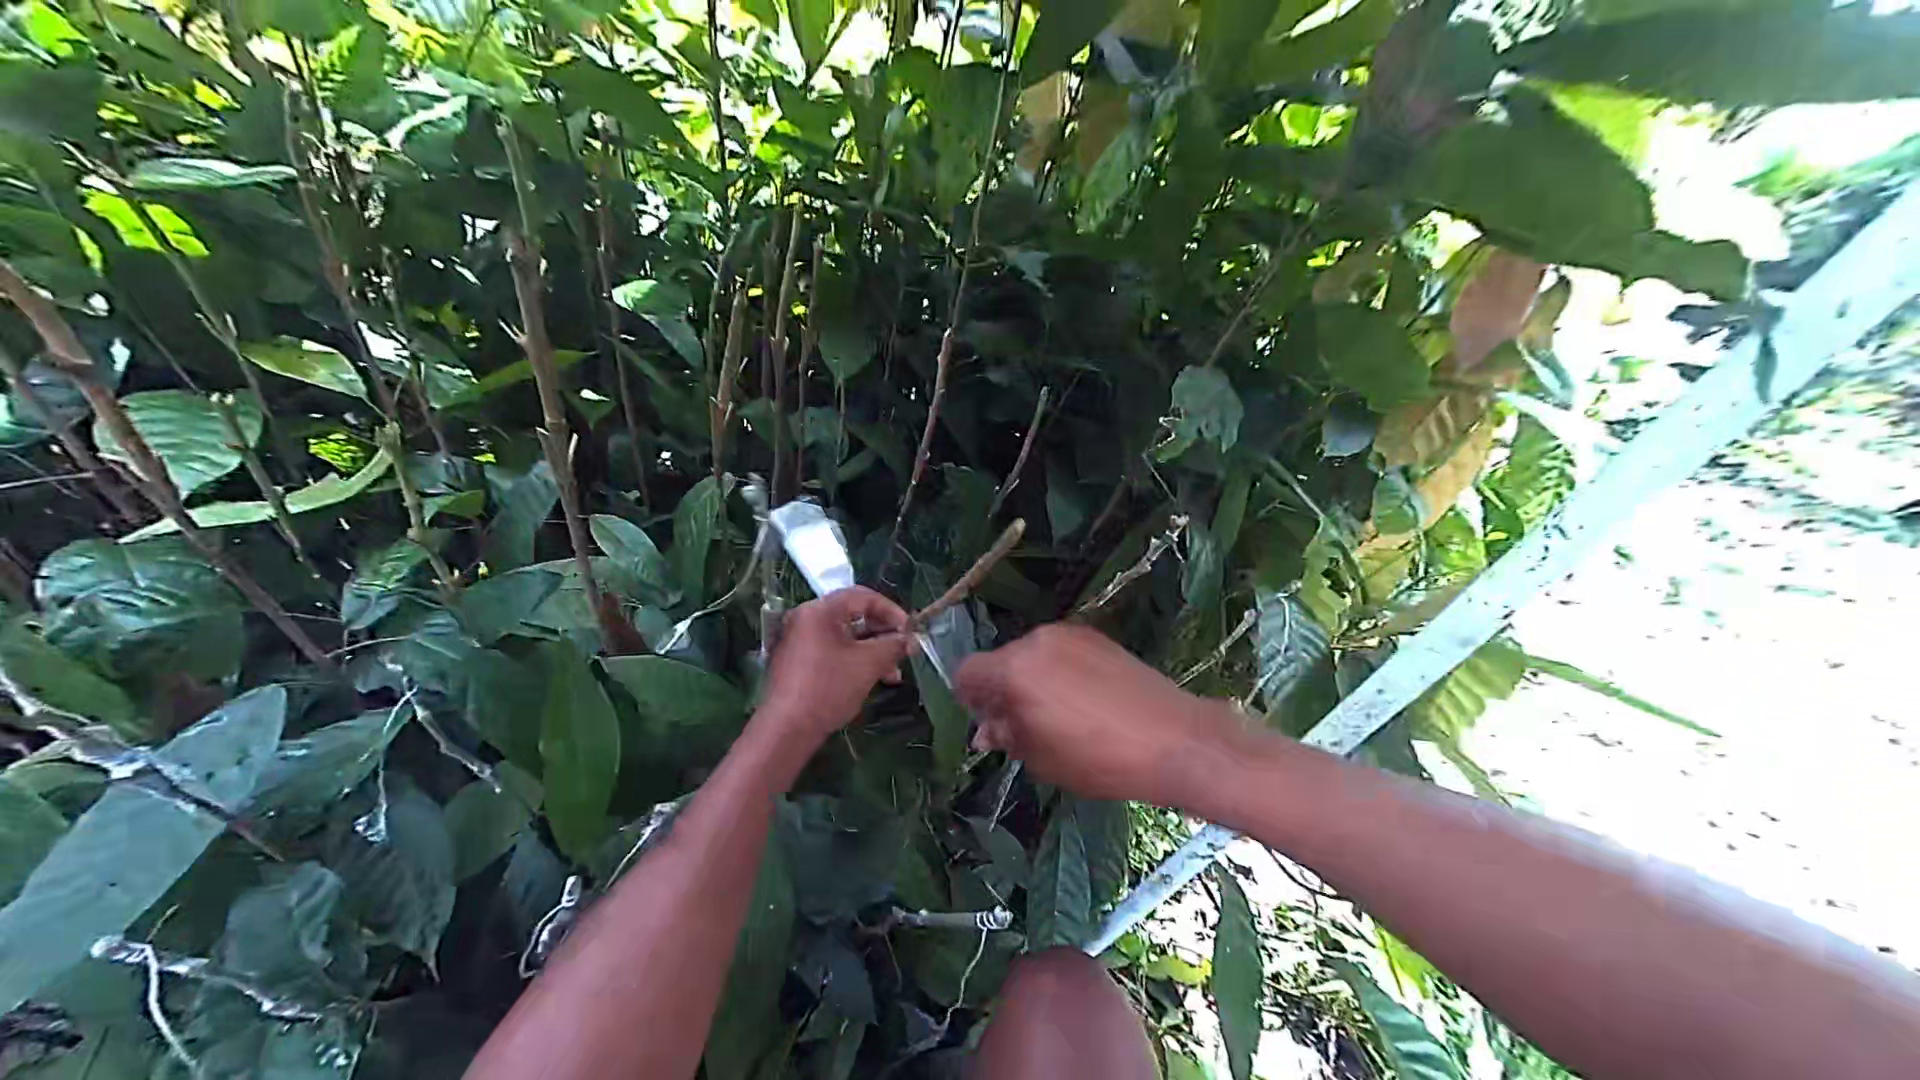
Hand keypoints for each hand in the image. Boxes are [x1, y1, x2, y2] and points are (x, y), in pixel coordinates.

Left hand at [759, 587, 911, 741]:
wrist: (787, 729)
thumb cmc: (829, 688)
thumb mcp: (869, 664)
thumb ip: (893, 645)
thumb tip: (909, 639)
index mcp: (820, 610)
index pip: (863, 596)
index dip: (892, 611)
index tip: (910, 631)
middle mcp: (806, 618)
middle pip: (854, 615)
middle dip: (883, 634)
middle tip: (904, 651)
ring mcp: (799, 639)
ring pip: (845, 636)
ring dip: (872, 651)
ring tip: (893, 674)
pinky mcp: (797, 660)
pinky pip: (832, 650)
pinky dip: (854, 659)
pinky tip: (872, 678)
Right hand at [955, 623, 1240, 806]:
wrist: (1174, 739)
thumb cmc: (1099, 759)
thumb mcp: (1040, 758)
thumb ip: (1006, 736)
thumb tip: (986, 729)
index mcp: (1014, 669)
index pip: (967, 672)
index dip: (970, 698)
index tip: (989, 722)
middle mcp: (1036, 640)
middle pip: (1001, 661)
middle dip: (1004, 690)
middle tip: (1025, 725)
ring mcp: (1070, 634)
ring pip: (1031, 655)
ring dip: (1032, 679)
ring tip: (1062, 714)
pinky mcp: (1097, 636)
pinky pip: (1060, 651)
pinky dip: (1059, 671)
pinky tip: (1086, 700)